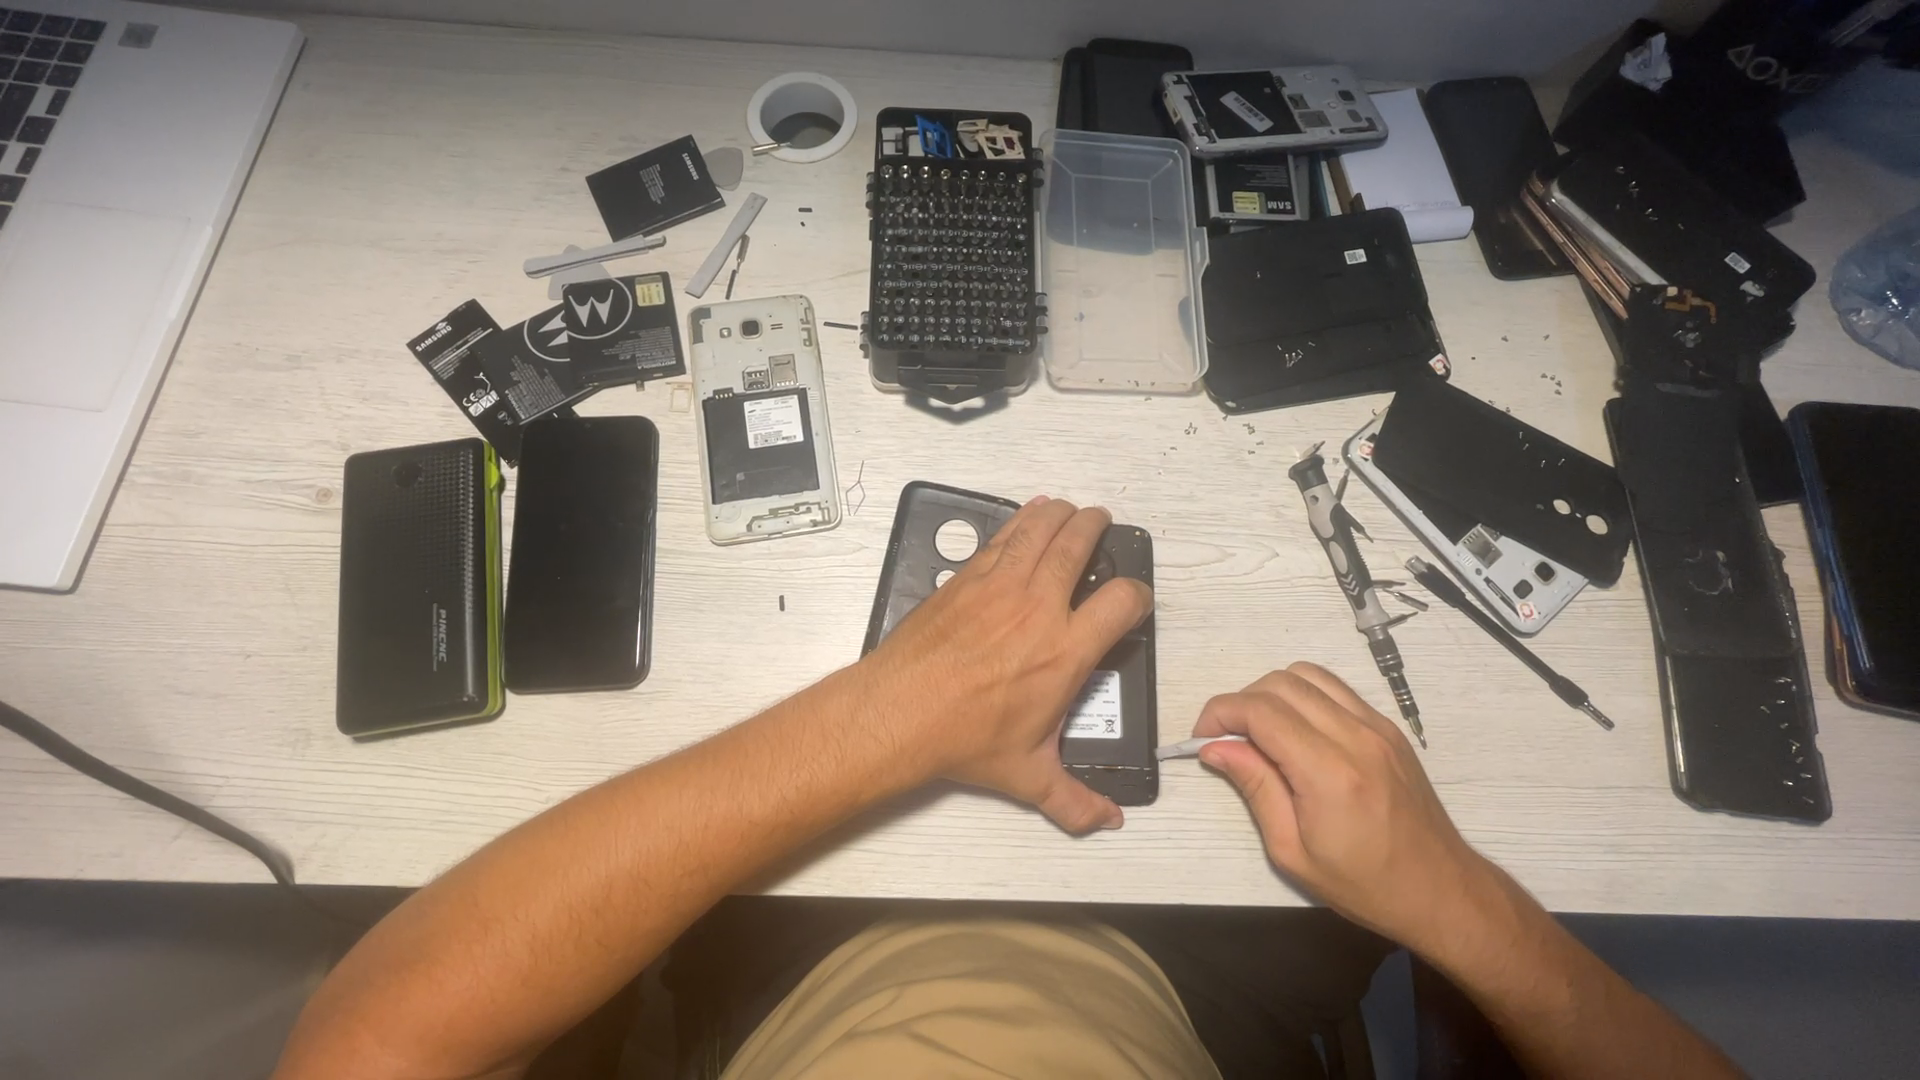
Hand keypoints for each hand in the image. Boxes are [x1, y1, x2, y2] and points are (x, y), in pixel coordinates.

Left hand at [862, 497, 1153, 833]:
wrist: (900, 711)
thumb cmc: (964, 739)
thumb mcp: (1028, 775)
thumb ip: (1074, 801)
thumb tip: (1107, 823)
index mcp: (1065, 650)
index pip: (1122, 602)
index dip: (1137, 595)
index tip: (1133, 599)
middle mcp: (1039, 607)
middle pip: (1079, 545)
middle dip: (1097, 529)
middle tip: (1101, 523)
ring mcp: (1000, 585)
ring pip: (1040, 530)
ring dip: (1060, 514)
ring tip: (1070, 510)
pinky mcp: (966, 578)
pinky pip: (1002, 537)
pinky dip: (1020, 522)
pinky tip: (1025, 518)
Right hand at [1193, 663, 1496, 951]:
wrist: (1443, 893)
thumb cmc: (1363, 885)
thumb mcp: (1292, 851)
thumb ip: (1255, 788)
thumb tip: (1214, 748)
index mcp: (1329, 773)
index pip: (1260, 711)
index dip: (1220, 714)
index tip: (1202, 738)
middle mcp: (1355, 736)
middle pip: (1279, 683)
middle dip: (1240, 702)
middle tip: (1226, 738)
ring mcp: (1377, 726)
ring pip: (1306, 675)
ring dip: (1270, 693)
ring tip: (1258, 730)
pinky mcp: (1388, 727)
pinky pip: (1333, 688)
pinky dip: (1301, 695)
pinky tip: (1294, 730)